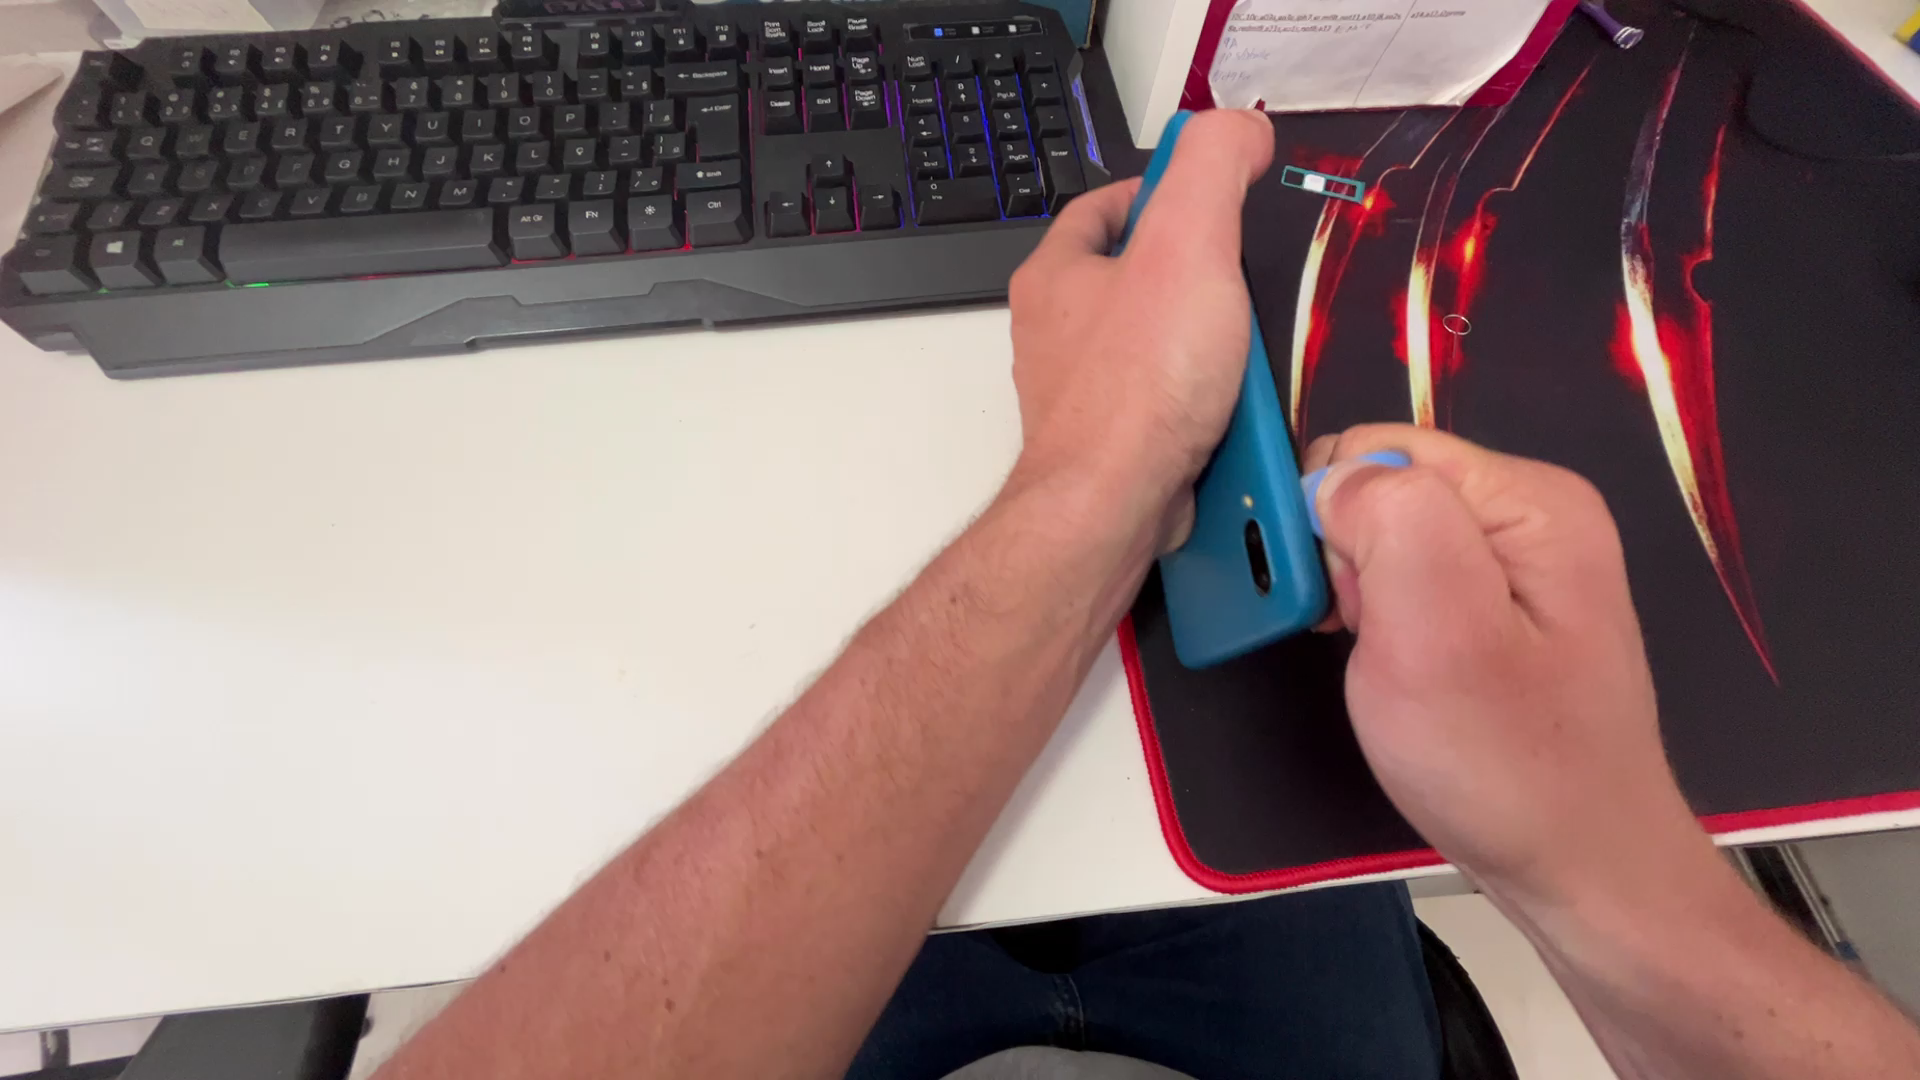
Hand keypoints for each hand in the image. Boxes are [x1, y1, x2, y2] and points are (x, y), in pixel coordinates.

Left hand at [1006, 109, 1273, 548]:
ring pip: (1151, 342)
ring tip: (1240, 347)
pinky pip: (1161, 398)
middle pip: (1131, 277)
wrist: (1111, 501)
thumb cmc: (1134, 387)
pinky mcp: (1106, 436)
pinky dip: (1196, 395)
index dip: (1156, 188)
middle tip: (1235, 276)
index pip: (1101, 207)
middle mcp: (1055, 334)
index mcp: (1055, 277)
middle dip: (1189, 273)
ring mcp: (1077, 389)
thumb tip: (1234, 131)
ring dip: (1201, 340)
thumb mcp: (1186, 243)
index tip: (1206, 192)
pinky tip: (1228, 402)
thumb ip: (1211, 167)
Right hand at [1304, 425, 1715, 908]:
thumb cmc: (1498, 754)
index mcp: (1524, 499)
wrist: (1567, 859)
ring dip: (1349, 581)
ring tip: (1375, 645)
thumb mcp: (1436, 632)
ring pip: (1371, 526)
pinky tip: (1381, 647)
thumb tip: (1333, 479)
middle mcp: (1519, 511)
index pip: (1373, 449)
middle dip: (1340, 549)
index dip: (1333, 517)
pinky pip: (1390, 563)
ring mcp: (1503, 555)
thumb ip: (1390, 523)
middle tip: (1367, 626)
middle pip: (1372, 483)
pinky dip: (1364, 600)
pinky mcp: (1481, 594)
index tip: (1350, 597)